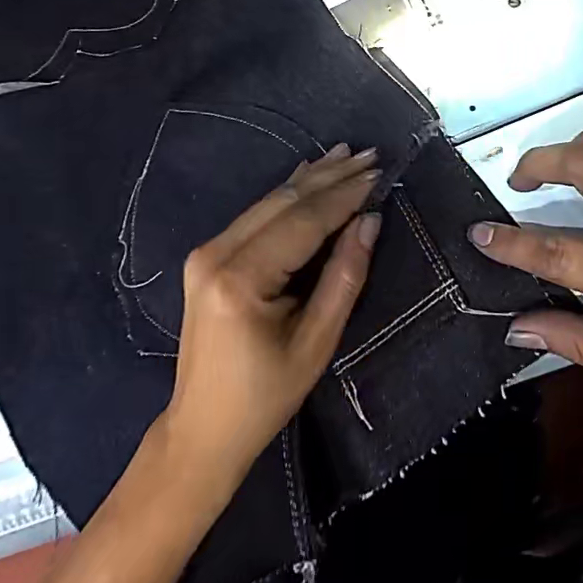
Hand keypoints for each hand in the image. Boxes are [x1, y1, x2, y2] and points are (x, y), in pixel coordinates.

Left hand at [160, 144, 381, 485]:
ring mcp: (206, 254)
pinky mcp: (206, 258)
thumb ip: (344, 277)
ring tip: (348, 155)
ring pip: (268, 203)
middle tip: (370, 155)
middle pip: (283, 203)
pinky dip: (289, 196)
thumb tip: (369, 222)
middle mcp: (215, 255)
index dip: (344, 196)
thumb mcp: (317, 342)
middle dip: (330, 177)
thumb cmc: (266, 395)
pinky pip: (256, 216)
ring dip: (311, 180)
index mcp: (241, 280)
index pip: (304, 222)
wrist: (203, 427)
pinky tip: (309, 176)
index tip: (379, 174)